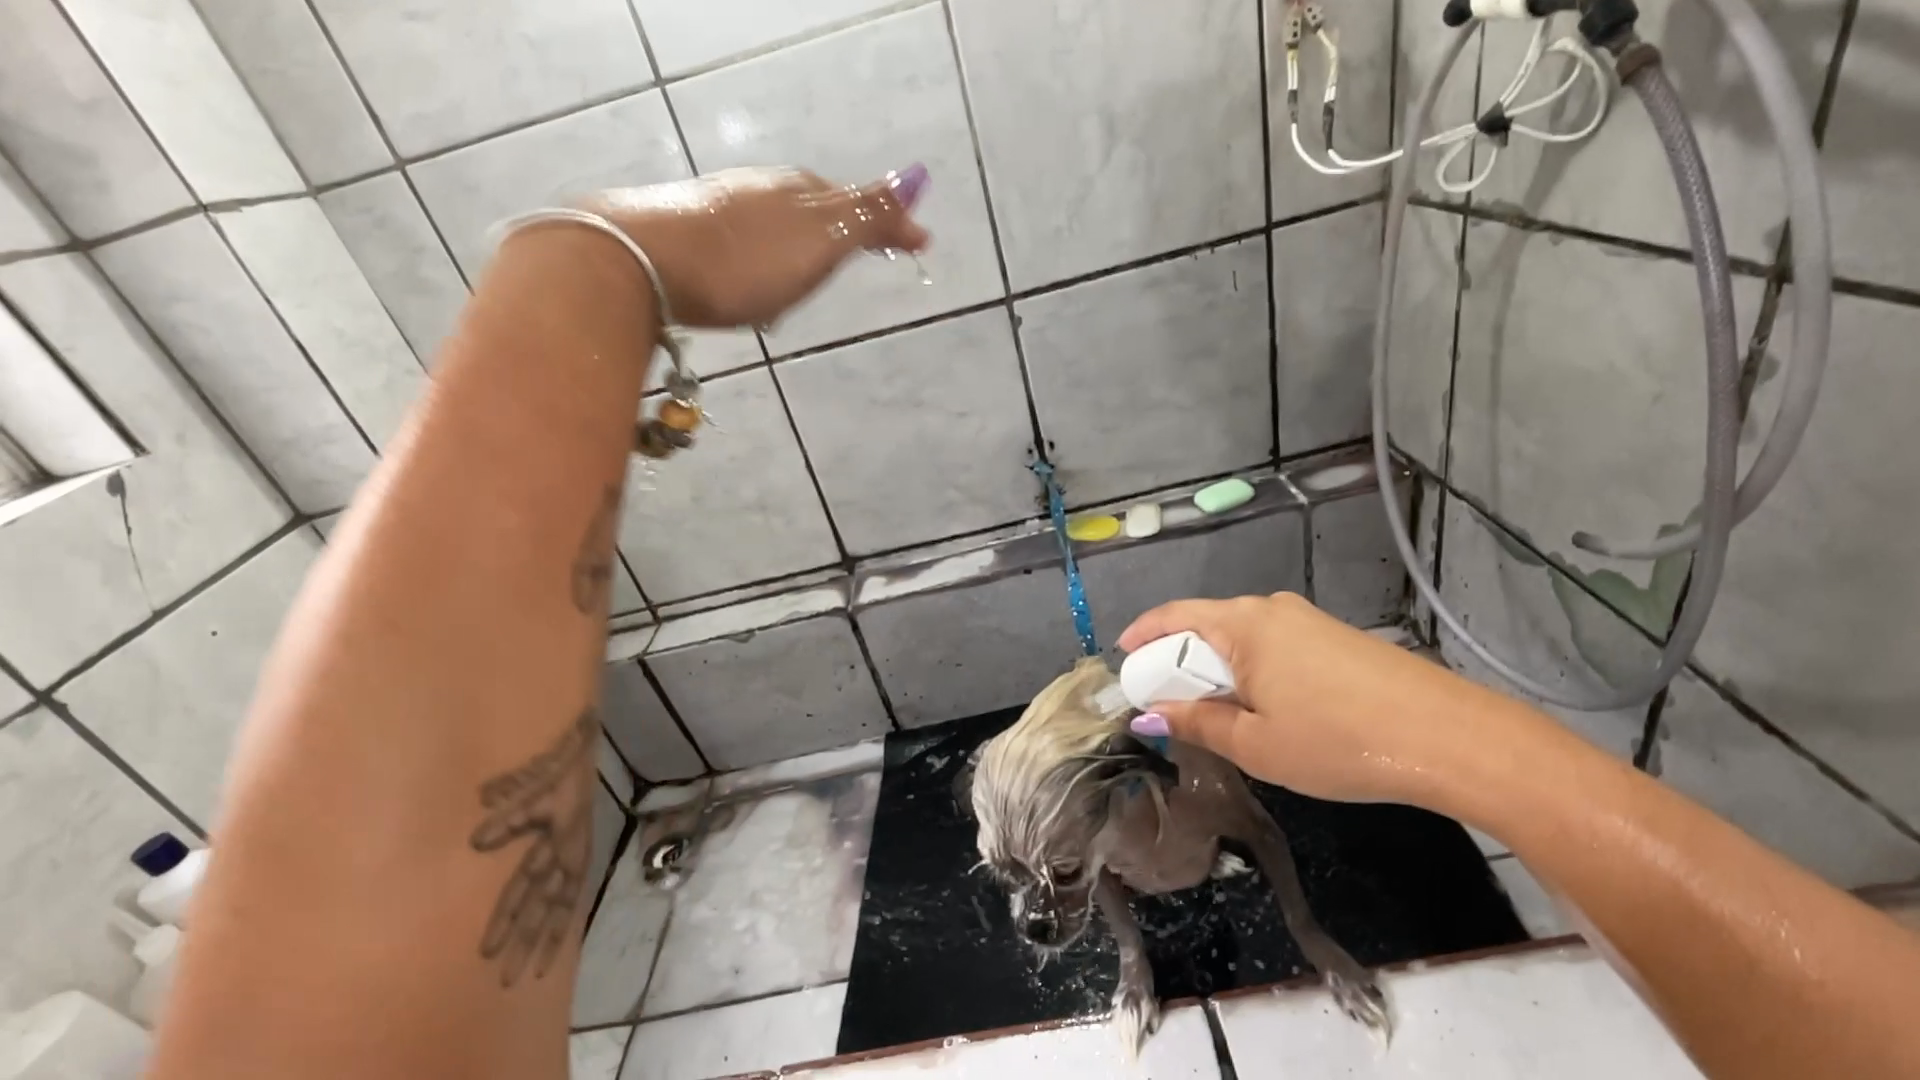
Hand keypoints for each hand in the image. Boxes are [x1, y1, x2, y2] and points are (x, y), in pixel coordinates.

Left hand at [578, 165, 931, 328]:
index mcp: (803, 192)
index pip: (859, 203)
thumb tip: (915, 184)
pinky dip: (761, 260)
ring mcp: (723, 205)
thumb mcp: (820, 240)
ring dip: (799, 249)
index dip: (888, 224)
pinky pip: (743, 244)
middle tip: (866, 255)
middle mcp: (765, 189)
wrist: (644, 261)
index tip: (918, 243)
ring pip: (777, 226)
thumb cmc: (745, 260)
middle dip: (844, 233)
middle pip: (818, 209)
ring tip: (807, 280)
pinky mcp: (687, 228)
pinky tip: (750, 282)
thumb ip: (867, 217)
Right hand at [1117, 593, 1507, 804]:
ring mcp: (1309, 622)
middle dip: (1178, 663)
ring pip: (1242, 641)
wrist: (1449, 737)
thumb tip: (1150, 714)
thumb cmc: (1336, 740)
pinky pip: (1274, 649)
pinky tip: (1267, 713)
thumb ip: (1196, 723)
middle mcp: (1271, 610)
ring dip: (1217, 673)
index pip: (1172, 617)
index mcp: (1242, 624)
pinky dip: (1253, 674)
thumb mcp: (1255, 744)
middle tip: (1166, 707)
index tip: (1122, 667)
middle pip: (1205, 627)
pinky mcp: (1337, 640)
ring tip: (1216, 718)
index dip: (1141, 640)